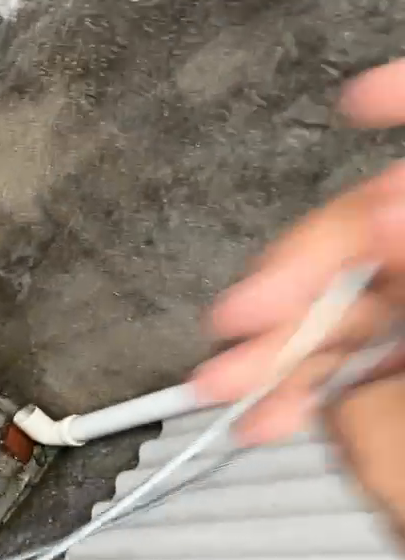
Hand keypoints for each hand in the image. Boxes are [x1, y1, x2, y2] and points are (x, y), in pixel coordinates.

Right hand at [194, 60, 404, 524]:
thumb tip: (387, 213)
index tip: (358, 101)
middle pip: (376, 239)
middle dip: (299, 271)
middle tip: (248, 309)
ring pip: (334, 311)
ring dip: (261, 347)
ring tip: (218, 383)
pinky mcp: (382, 383)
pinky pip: (319, 372)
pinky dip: (271, 394)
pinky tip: (252, 413)